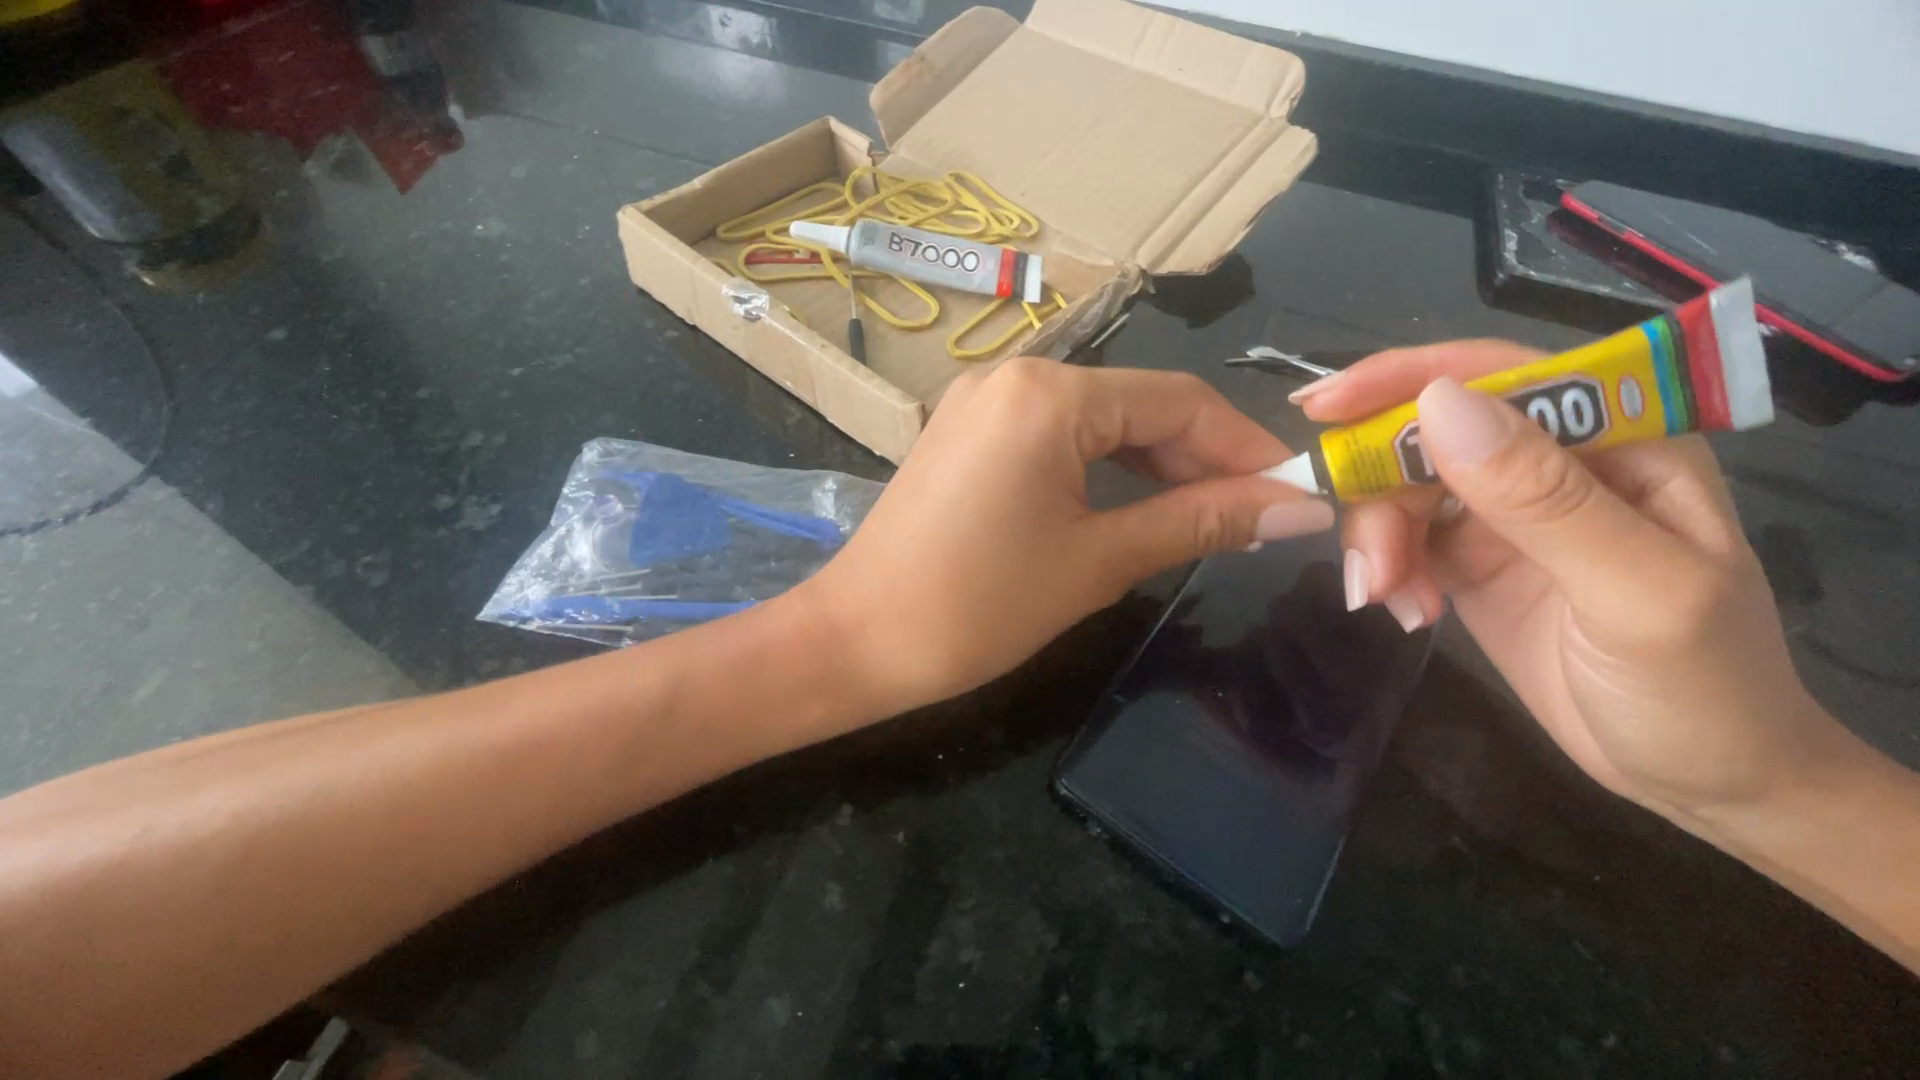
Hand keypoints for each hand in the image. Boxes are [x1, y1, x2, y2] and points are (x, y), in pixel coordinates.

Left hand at [796, 358, 1333, 717]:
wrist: (855, 641)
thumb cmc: (978, 607)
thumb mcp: (1099, 562)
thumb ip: (1200, 521)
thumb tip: (1297, 507)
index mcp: (1049, 394)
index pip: (1179, 400)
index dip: (1246, 446)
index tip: (1296, 492)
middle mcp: (1015, 376)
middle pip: (1138, 403)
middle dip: (1202, 457)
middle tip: (1258, 515)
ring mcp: (983, 402)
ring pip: (1097, 420)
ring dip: (1155, 464)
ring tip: (1207, 517)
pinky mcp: (965, 433)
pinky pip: (1055, 437)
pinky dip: (1102, 467)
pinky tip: (1136, 504)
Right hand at [1301, 342, 1849, 818]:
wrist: (1701, 778)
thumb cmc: (1701, 688)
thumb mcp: (1634, 593)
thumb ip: (1542, 498)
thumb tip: (1436, 404)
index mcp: (1621, 441)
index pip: (1503, 376)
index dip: (1408, 377)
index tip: (1324, 407)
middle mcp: (1557, 463)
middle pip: (1432, 437)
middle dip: (1382, 493)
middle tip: (1370, 569)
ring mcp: (1508, 512)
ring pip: (1404, 488)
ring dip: (1379, 541)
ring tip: (1387, 602)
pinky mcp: (1471, 558)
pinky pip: (1402, 538)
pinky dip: (1387, 570)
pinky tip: (1407, 614)